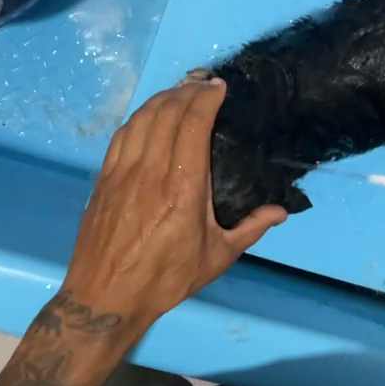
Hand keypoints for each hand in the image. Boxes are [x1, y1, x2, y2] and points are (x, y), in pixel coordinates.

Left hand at [63, 80, 286, 332]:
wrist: (104, 300)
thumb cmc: (165, 279)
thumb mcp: (216, 258)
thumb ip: (250, 229)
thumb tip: (280, 211)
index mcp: (183, 188)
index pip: (193, 124)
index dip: (206, 99)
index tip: (220, 87)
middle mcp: (151, 172)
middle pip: (167, 112)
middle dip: (188, 92)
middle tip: (204, 86)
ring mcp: (122, 173)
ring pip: (142, 118)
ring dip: (163, 99)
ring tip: (180, 93)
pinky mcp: (103, 179)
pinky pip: (121, 135)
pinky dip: (139, 117)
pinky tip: (150, 116)